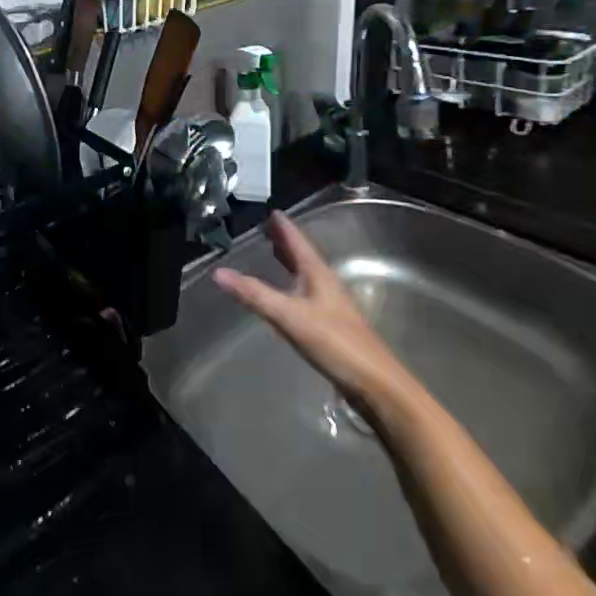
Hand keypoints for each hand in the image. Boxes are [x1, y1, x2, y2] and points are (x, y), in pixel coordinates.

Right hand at [214, 211, 409, 406]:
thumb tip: (218, 272)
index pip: (298, 242)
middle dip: (285, 241)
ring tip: (273, 252)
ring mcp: (331, 305)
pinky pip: (306, 293)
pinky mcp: (332, 325)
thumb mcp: (289, 316)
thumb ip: (254, 294)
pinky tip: (286, 294)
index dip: (284, 227)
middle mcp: (326, 284)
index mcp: (318, 274)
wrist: (376, 385)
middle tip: (266, 228)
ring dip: (290, 261)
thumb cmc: (335, 343)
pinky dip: (292, 283)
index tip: (271, 211)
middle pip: (303, 255)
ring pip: (306, 274)